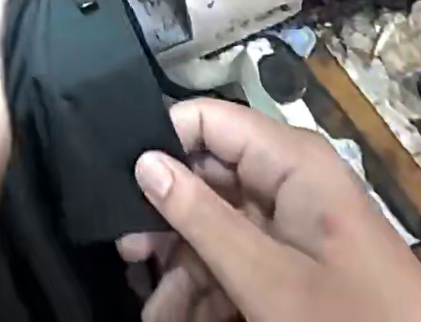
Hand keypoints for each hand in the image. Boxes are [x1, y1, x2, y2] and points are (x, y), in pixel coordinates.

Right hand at [119, 98, 420, 321]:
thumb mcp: (268, 280)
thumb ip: (199, 216)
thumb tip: (143, 159)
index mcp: (289, 158)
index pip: (208, 118)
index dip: (164, 141)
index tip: (122, 179)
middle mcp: (288, 176)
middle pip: (208, 173)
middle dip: (167, 217)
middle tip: (126, 250)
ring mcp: (293, 219)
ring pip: (217, 222)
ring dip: (182, 266)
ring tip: (151, 310)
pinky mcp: (298, 258)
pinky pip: (239, 256)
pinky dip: (209, 286)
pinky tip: (175, 316)